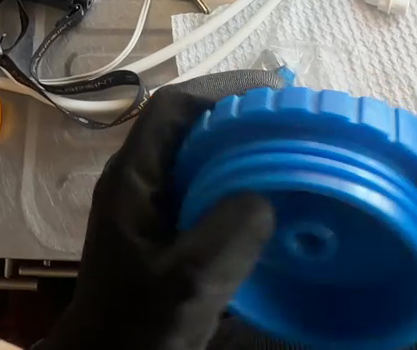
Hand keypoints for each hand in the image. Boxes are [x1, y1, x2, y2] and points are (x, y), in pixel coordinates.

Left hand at [40, 89, 274, 349]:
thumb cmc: (135, 326)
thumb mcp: (187, 282)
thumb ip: (228, 234)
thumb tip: (267, 197)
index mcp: (131, 176)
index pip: (171, 108)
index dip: (218, 90)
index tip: (268, 92)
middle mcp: (137, 179)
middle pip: (184, 125)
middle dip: (232, 114)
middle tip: (285, 118)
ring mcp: (147, 204)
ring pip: (193, 155)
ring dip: (234, 146)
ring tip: (282, 147)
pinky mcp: (160, 230)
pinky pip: (199, 187)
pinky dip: (231, 180)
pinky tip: (263, 196)